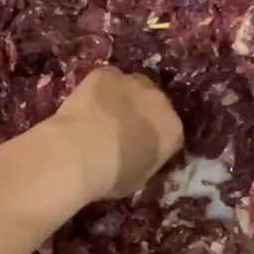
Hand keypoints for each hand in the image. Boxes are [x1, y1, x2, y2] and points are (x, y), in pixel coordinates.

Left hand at [45, 68, 182, 200]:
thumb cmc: (111, 176)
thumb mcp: (137, 179)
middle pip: (154, 103)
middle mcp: (160, 101)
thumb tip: (138, 157)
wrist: (80, 153)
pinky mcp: (107, 74)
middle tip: (118, 128)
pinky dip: (97, 90)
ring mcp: (133, 83)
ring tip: (100, 114)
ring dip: (121, 97)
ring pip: (131, 86)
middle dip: (140, 113)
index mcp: (173, 131)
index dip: (152, 137)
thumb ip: (145, 162)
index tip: (137, 145)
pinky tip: (84, 104)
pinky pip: (106, 79)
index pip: (169, 131)